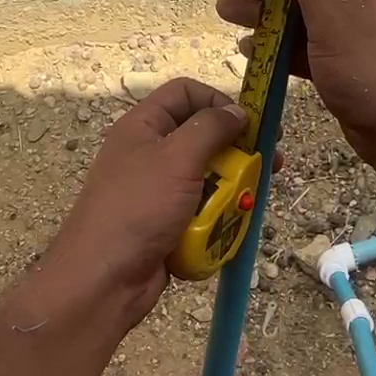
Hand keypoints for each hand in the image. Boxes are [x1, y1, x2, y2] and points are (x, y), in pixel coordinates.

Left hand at [48, 78, 246, 323]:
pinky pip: (203, 207)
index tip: (248, 123)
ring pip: (208, 174)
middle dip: (238, 147)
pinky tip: (238, 220)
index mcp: (143, 126)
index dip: (218, 100)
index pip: (185, 92)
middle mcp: (150, 152)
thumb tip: (238, 112)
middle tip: (272, 158)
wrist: (103, 282)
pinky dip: (220, 212)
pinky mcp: (169, 221)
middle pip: (203, 135)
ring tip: (256, 194)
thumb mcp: (176, 158)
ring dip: (234, 183)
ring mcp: (160, 189)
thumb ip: (210, 128)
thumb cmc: (137, 210)